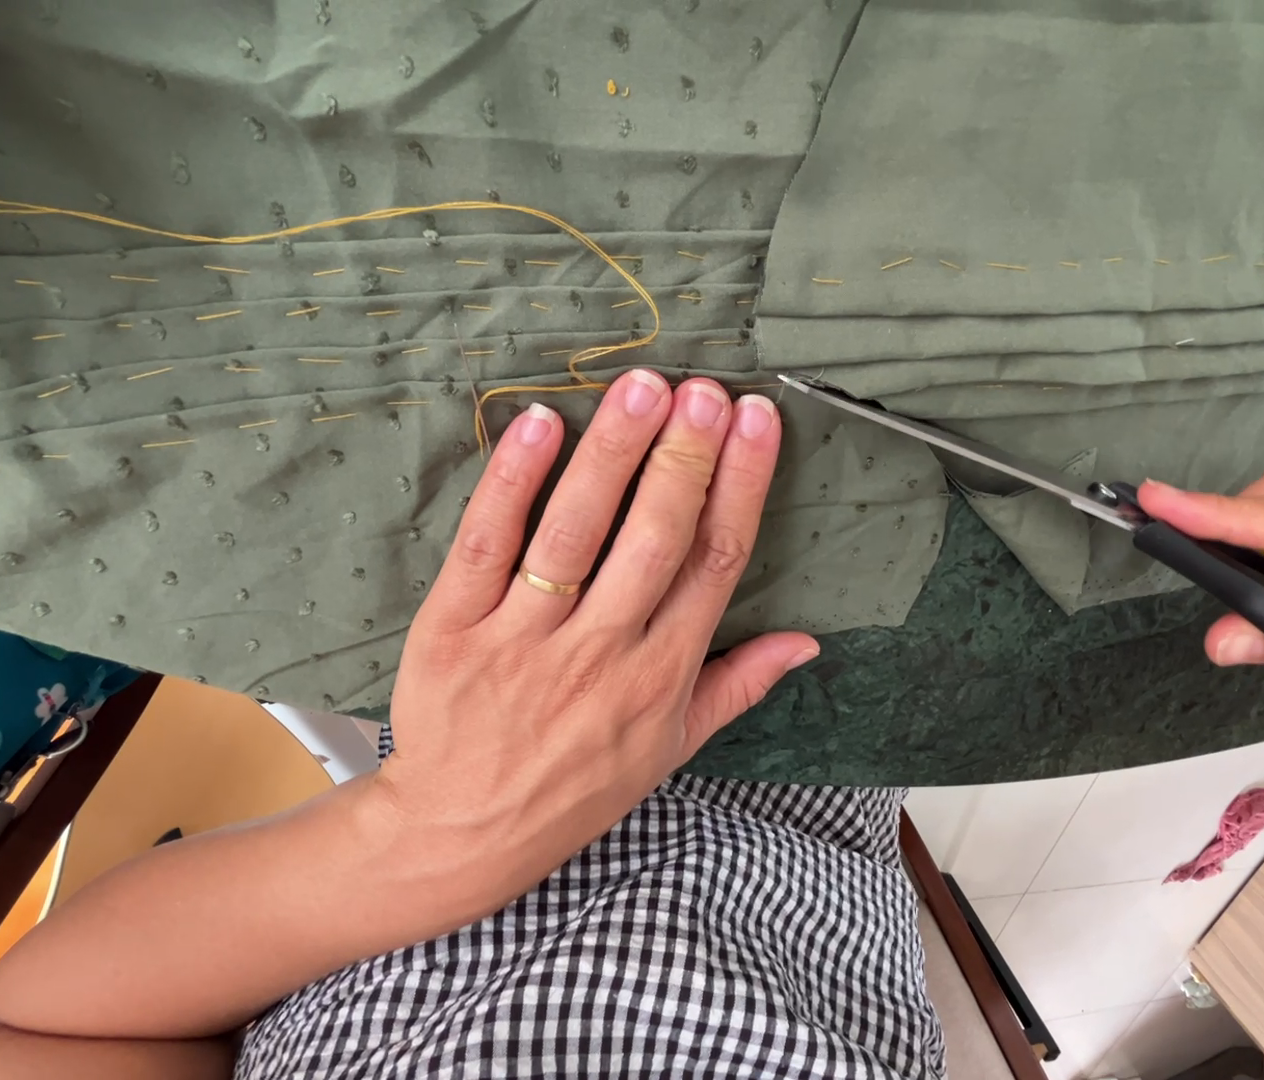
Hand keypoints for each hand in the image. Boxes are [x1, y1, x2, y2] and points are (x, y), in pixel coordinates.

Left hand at [376, 370, 817, 923]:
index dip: (741, 485)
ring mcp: (527, 637)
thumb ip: (739, 686)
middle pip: (655, 536)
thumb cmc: (576, 788)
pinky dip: (514, 482)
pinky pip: (488, 544)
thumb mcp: (673, 749)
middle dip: (685, 456)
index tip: (756, 423)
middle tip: (704, 389)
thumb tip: (807, 642)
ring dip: (613, 453)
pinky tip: (540, 424)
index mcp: (662, 674)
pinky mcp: (457, 627)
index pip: (715, 562)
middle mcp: (602, 650)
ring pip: (578, 530)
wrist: (464, 835)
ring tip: (643, 387)